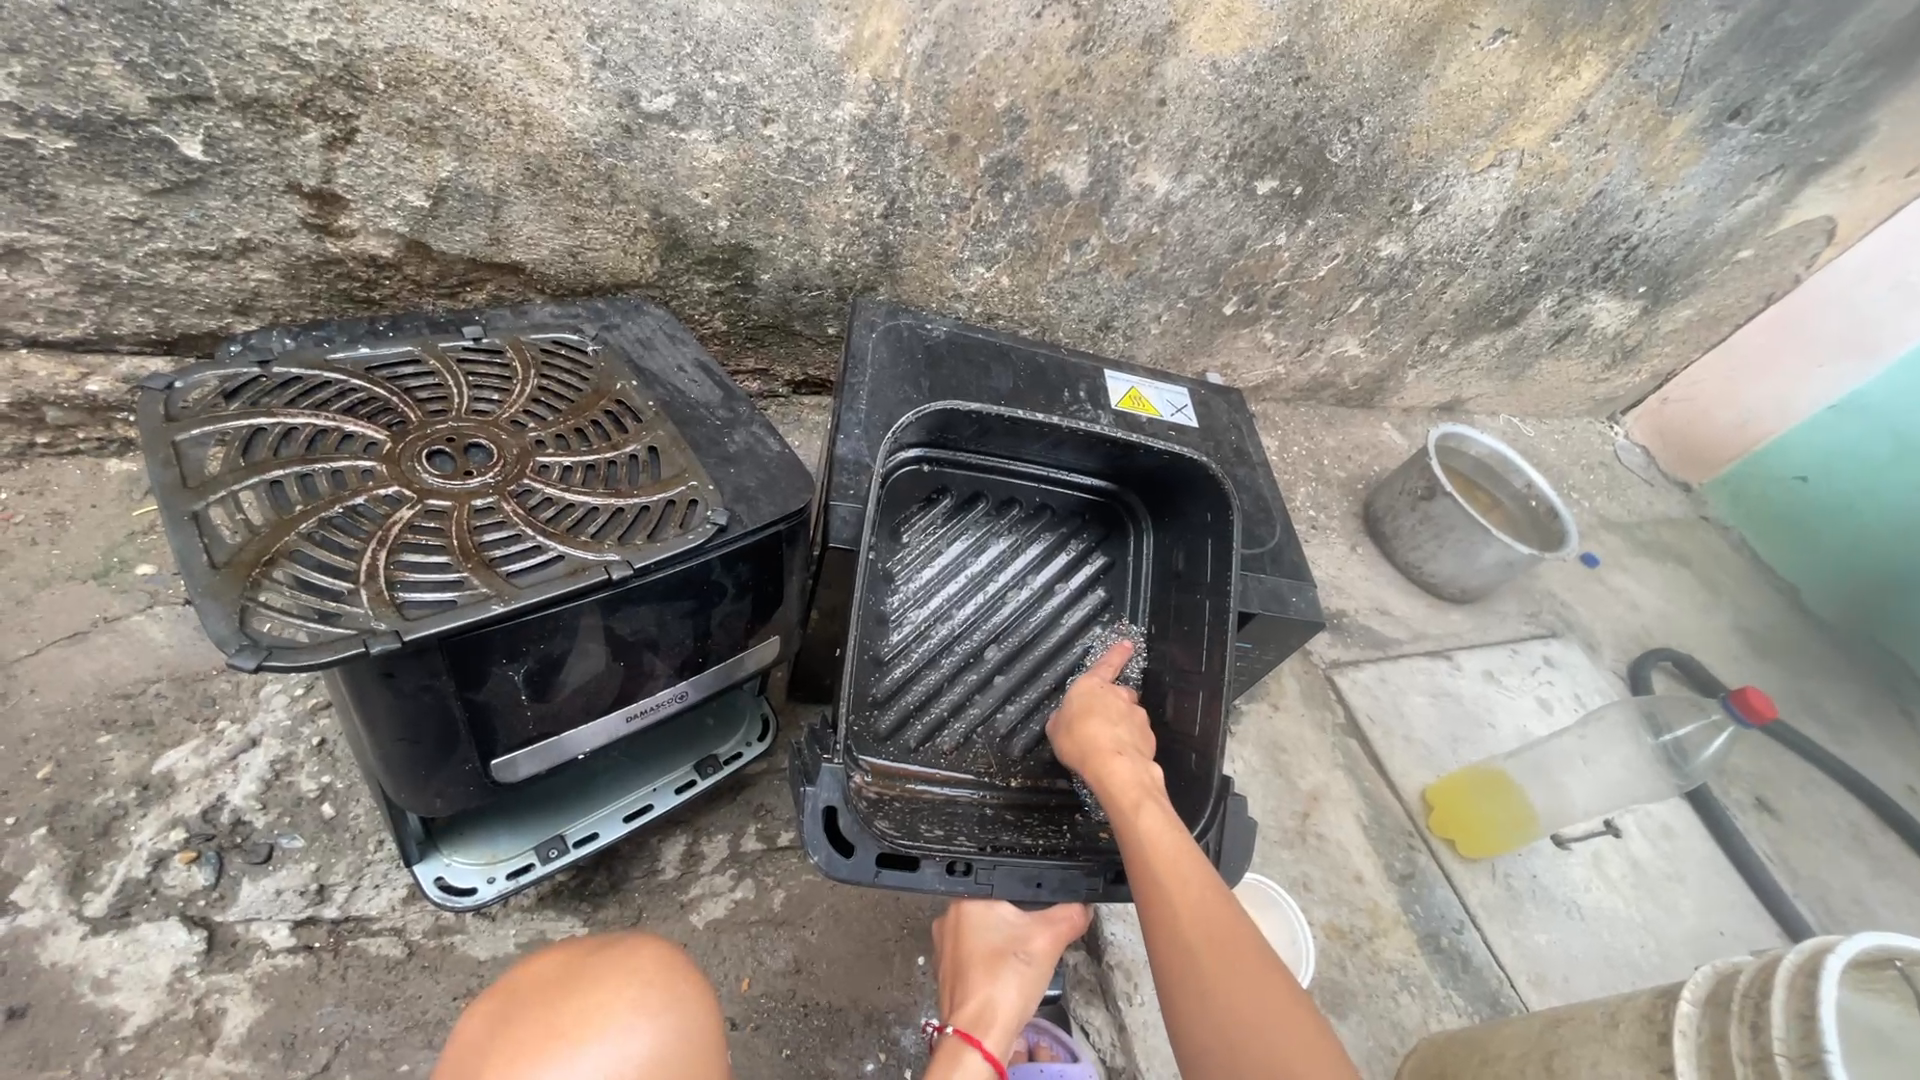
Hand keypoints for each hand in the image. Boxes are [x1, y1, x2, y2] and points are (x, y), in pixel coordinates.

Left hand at [931, 900, 1090, 1057]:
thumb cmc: (1005, 982)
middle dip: (1019, 929)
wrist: (980, 1036)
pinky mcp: (949, 974)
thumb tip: (1081, 907)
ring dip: (1007, 950)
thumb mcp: (1049, 939)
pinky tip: (1007, 981)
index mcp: (966, 899)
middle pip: (997, 914)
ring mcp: (946, 949)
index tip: (1040, 920)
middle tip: (1031, 946)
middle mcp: (949, 919)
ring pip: (988, 938)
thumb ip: (1069, 915)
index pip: (1005, 887)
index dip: (1029, 902)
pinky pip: (978, 961)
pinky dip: (994, 968)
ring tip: (1020, 966)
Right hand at [1047, 641, 1165, 807]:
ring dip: (1122, 725)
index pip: (1107, 664)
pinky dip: (1131, 742)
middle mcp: (1117, 695)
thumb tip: (1064, 718)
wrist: (1113, 766)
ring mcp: (1136, 714)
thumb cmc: (1077, 741)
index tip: (1128, 644)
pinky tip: (1119, 756)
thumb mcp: (1055, 729)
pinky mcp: (1148, 735)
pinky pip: (1138, 736)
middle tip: (1102, 722)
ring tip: (1108, 746)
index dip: (1117, 654)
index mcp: (1092, 686)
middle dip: (1115, 704)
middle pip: (1119, 694)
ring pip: (1130, 716)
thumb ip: (1062, 718)